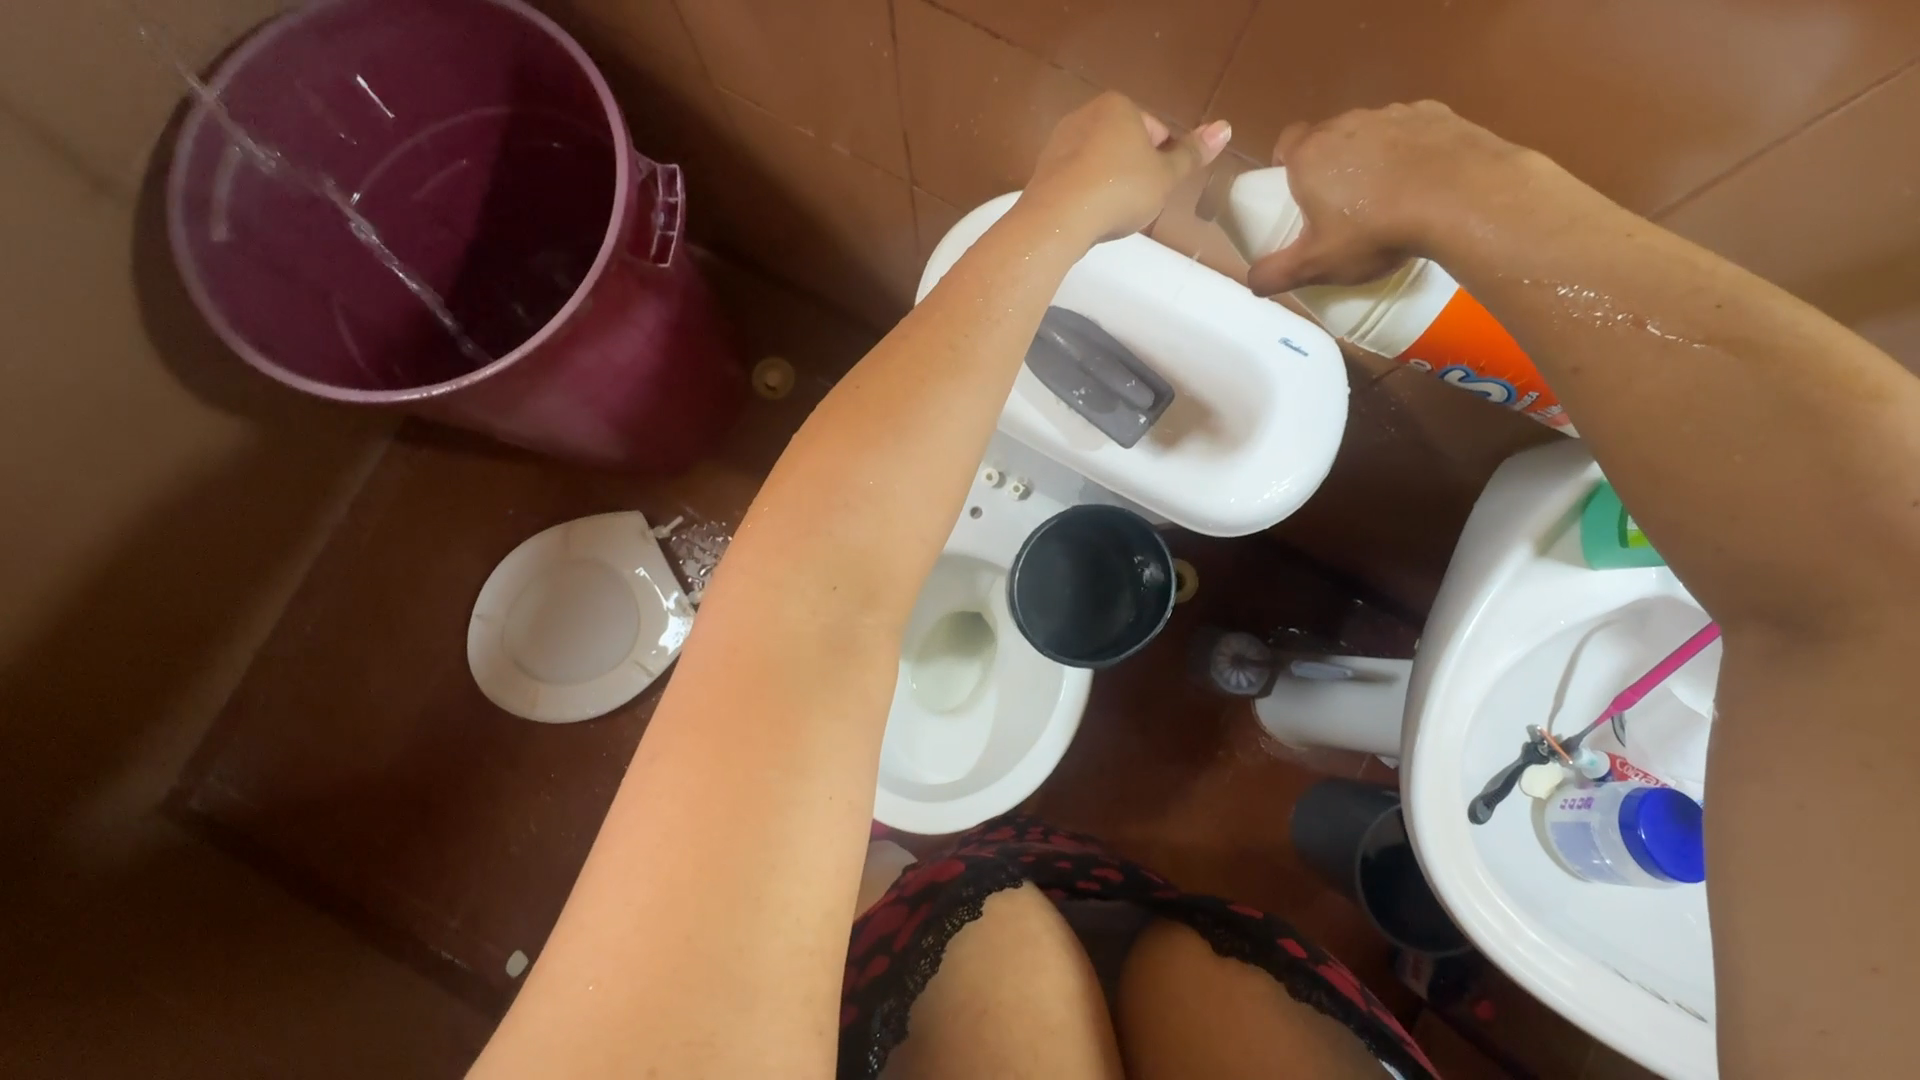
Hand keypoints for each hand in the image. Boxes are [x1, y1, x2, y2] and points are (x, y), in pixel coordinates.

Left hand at [1023, 91, 1230, 243]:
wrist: (1058, 219)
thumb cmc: (1119, 191)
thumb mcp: (1165, 176)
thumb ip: (1192, 154)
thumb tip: (1225, 127)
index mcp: (1117, 106)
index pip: (1154, 130)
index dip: (1162, 162)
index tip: (1157, 187)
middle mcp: (1085, 115)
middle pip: (1124, 146)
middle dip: (1134, 174)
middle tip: (1136, 204)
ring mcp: (1059, 144)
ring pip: (1098, 165)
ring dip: (1110, 186)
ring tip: (1112, 213)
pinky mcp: (1042, 173)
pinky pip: (1075, 182)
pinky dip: (1086, 197)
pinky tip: (1090, 217)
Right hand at [1246, 101, 1552, 294]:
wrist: (1461, 199)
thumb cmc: (1375, 231)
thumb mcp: (1316, 265)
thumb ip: (1275, 275)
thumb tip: (1251, 282)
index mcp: (1310, 155)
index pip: (1285, 144)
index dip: (1287, 165)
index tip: (1296, 191)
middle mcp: (1346, 124)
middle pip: (1328, 138)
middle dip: (1329, 165)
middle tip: (1340, 204)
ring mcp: (1393, 115)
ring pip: (1371, 134)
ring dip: (1371, 158)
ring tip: (1387, 196)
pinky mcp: (1436, 114)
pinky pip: (1412, 132)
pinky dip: (1411, 152)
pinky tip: (1422, 181)